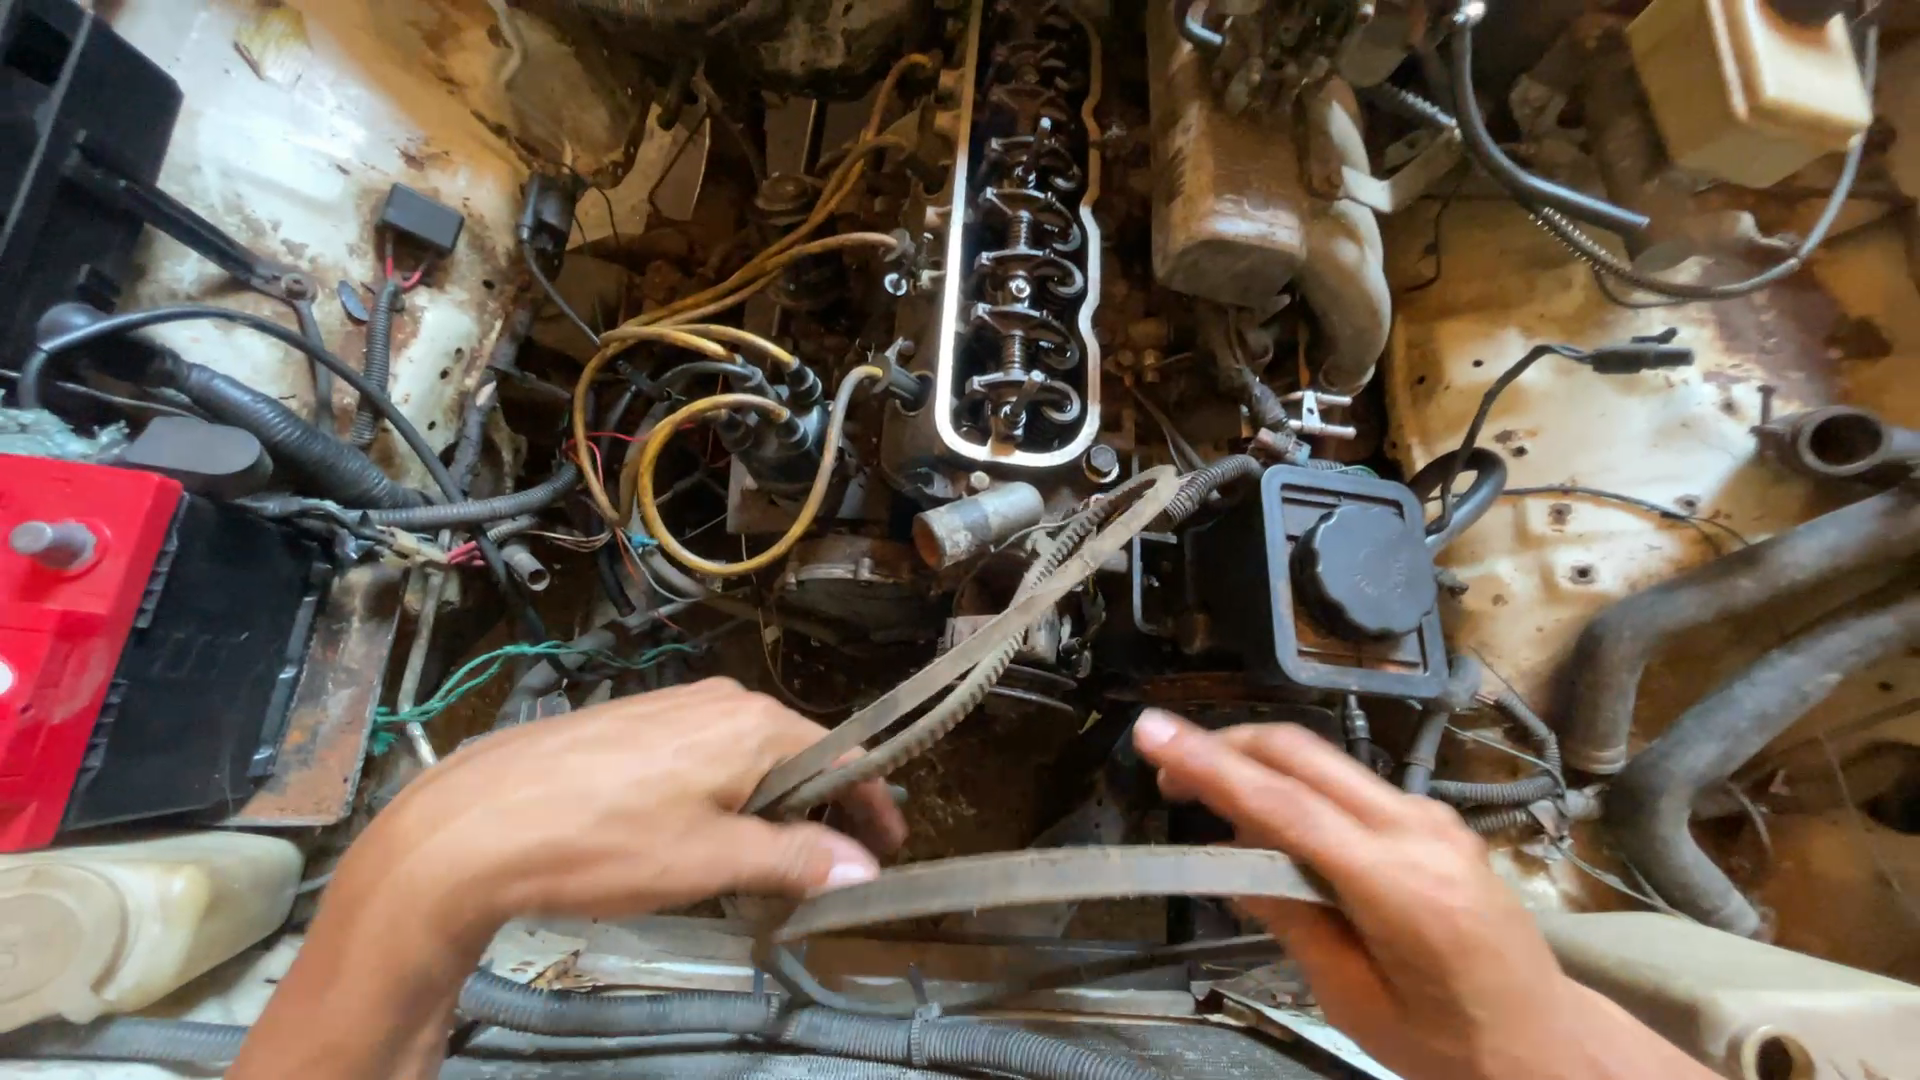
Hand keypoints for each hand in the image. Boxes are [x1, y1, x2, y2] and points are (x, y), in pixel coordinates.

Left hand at [234, 679, 906, 1079]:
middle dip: (822, 809)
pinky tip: (705, 827)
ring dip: (774, 802)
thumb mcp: (710, 860)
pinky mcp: (643, 717)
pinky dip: (731, 789)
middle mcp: (727, 699)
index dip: (871, 805)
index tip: (888, 849)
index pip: (844, 757)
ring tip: (767, 858)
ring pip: (754, 752)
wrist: (473, 821)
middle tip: (829, 865)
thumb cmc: (606, 841)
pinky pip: (711, 750)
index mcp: (756, 725)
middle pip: (800, 752)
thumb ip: (795, 859)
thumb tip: (866, 868)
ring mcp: (680, 703)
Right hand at [1131, 710, 1714, 1079]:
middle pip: (1299, 753)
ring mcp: (1430, 814)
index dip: (1210, 764)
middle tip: (1168, 769)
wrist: (1554, 1048)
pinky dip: (1290, 785)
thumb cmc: (1451, 1049)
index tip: (1152, 732)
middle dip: (1223, 746)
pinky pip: (1341, 781)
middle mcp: (1418, 830)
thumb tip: (1232, 860)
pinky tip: (1271, 825)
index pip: (1286, 805)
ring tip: (1208, 799)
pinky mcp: (1429, 813)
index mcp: (1402, 887)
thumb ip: (1292, 920)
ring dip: (1253, 763)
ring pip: (1318, 758)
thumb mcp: (1354, 1002)